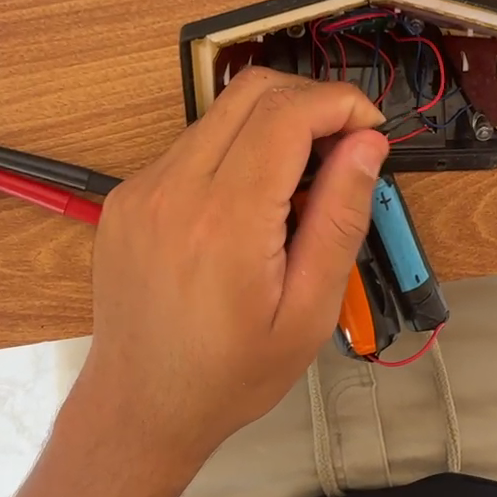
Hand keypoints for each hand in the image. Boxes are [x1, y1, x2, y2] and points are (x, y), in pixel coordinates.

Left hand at [72, 67, 388, 472]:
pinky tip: (245, 205)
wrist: (140, 405)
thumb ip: (339, 220)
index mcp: (226, 220)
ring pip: (219, 114)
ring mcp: (142, 188)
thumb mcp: (308, 312)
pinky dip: (231, 151)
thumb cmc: (230, 374)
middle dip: (309, 100)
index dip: (339, 103)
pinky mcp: (127, 197)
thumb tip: (366, 145)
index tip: (370, 128)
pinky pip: (190, 146)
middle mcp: (175, 188)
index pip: (287, 113)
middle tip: (341, 146)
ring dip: (270, 126)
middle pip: (251, 92)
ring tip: (294, 186)